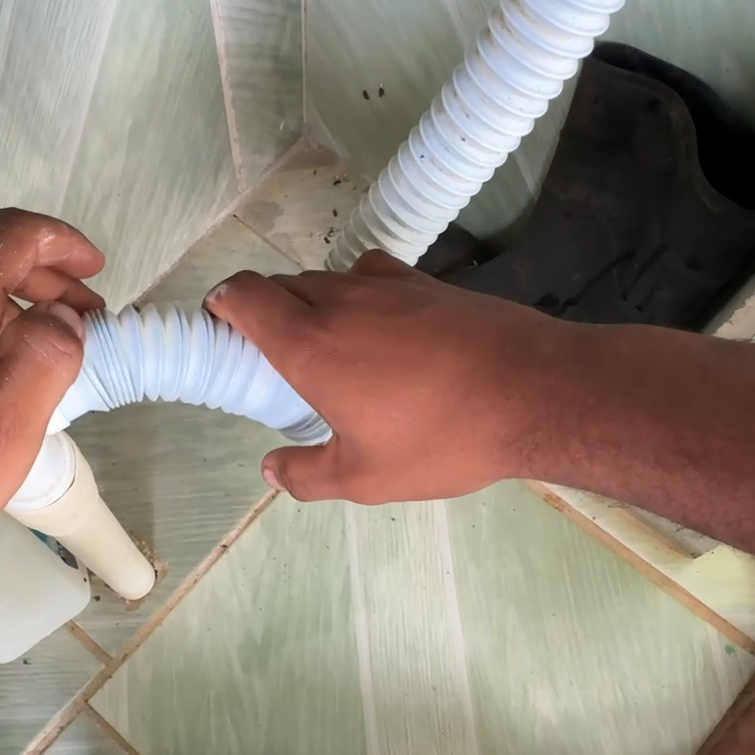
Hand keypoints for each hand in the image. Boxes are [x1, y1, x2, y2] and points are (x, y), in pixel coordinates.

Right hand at [204, 250, 576, 503]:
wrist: (536, 393)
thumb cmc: (440, 439)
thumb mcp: (364, 478)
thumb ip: (306, 476)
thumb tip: (271, 470)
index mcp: (311, 345)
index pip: (246, 296)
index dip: (223, 302)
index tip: (219, 321)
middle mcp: (340, 302)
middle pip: (282, 285)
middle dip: (264, 309)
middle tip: (271, 351)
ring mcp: (387, 285)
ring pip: (326, 280)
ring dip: (310, 303)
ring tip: (325, 345)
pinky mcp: (427, 282)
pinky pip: (371, 277)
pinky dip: (355, 294)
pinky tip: (377, 326)